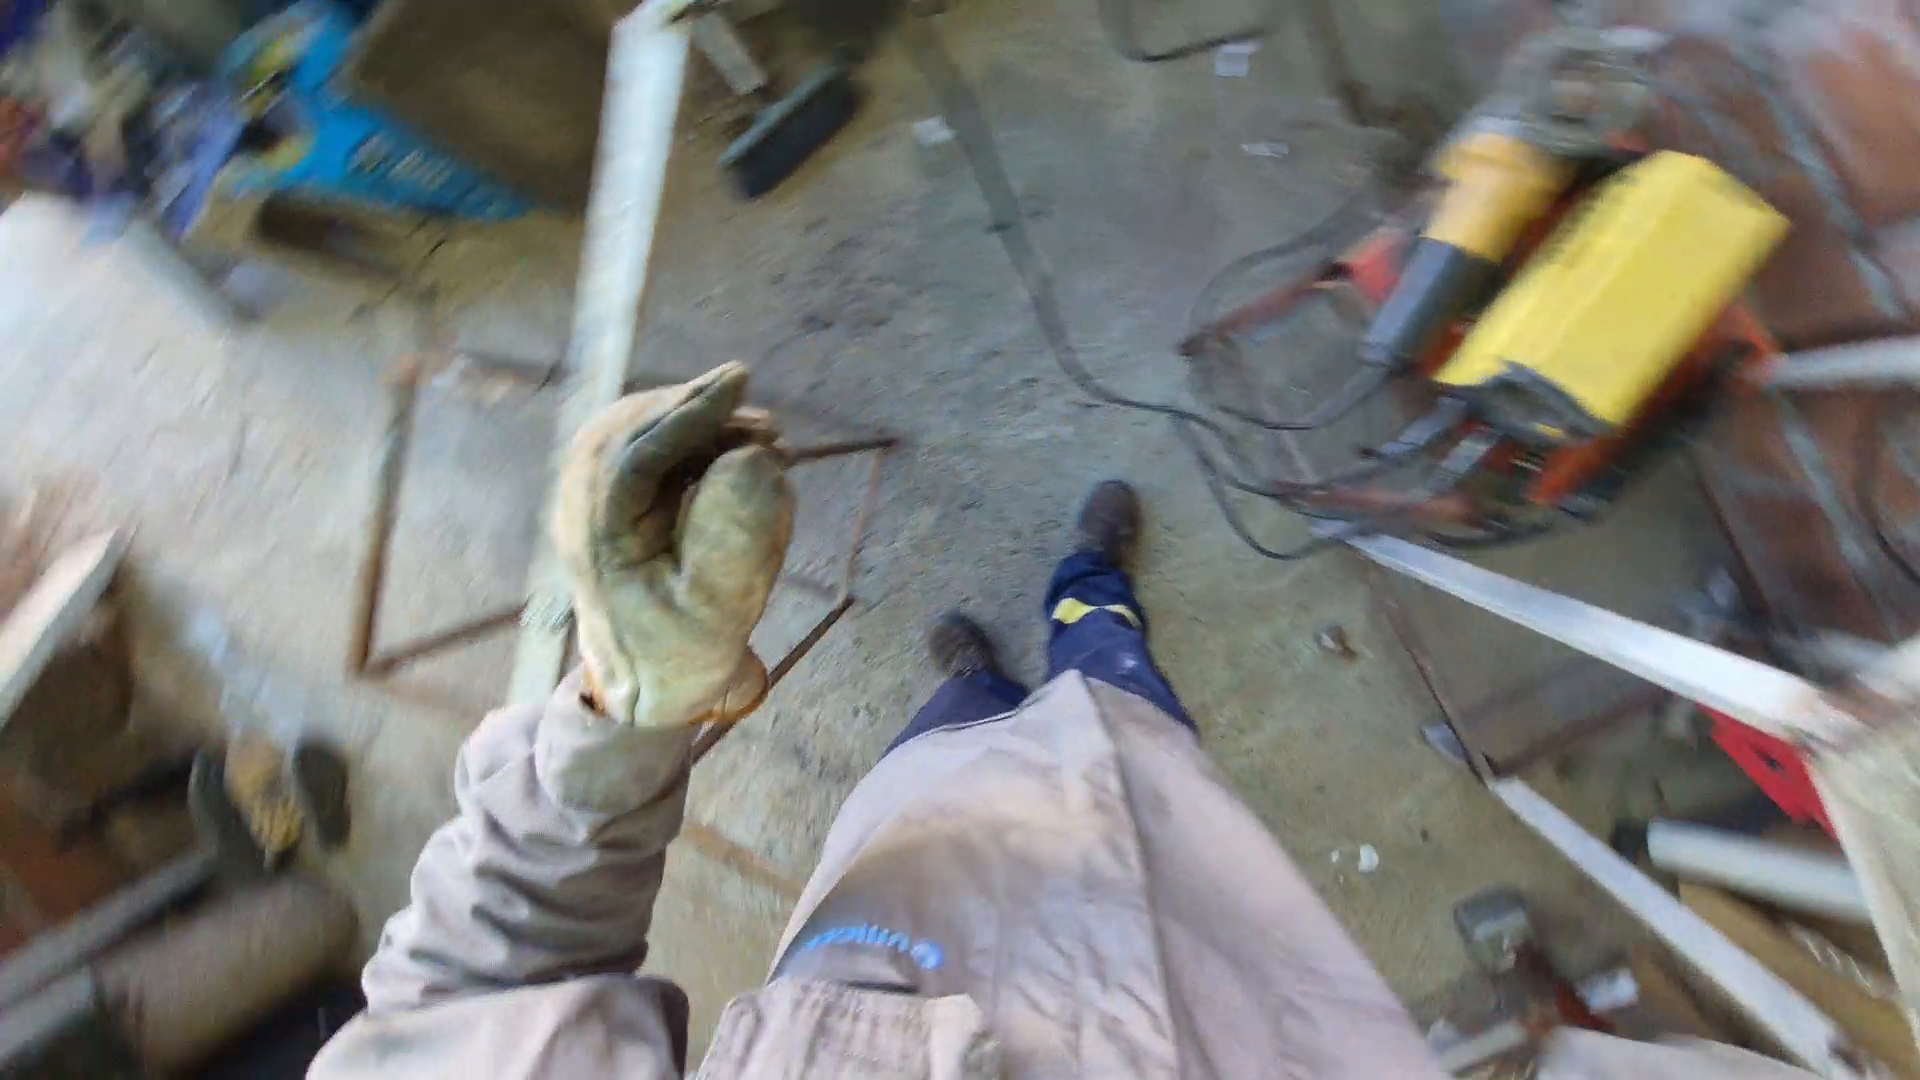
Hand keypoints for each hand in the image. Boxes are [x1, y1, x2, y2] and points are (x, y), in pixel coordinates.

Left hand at [553, 362, 792, 727]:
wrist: (650, 680)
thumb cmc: (688, 650)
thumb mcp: (723, 610)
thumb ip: (739, 540)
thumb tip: (753, 460)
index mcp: (600, 538)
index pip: (637, 453)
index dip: (691, 414)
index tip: (741, 383)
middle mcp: (580, 509)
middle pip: (629, 427)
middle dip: (699, 409)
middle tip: (764, 421)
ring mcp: (586, 501)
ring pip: (632, 428)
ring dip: (695, 418)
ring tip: (756, 431)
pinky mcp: (606, 500)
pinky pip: (639, 443)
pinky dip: (686, 433)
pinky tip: (726, 442)